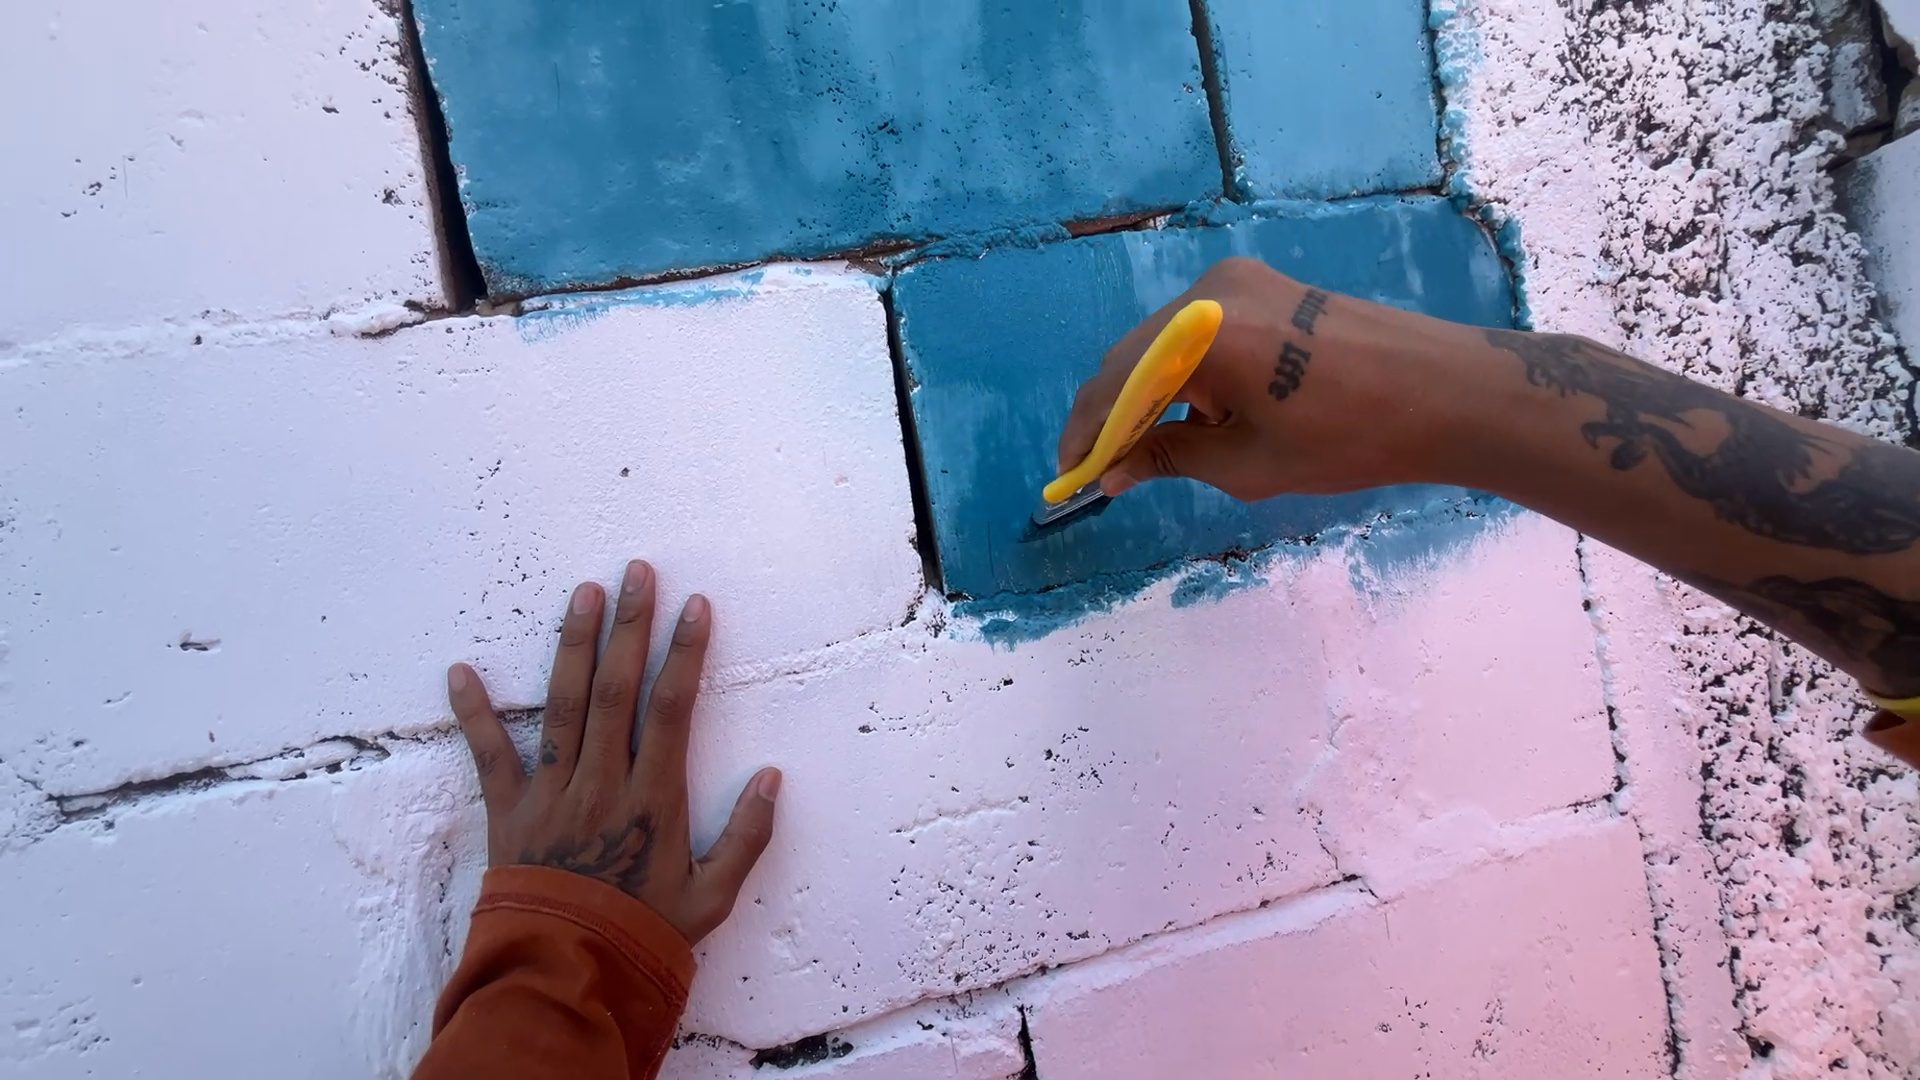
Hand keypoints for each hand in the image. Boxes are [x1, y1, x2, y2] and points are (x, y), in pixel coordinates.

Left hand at [446, 560, 780, 944]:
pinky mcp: (509, 813)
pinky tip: (459, 671)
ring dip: (572, 646)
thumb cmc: (642, 934)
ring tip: (581, 594)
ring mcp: (550, 794)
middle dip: (629, 627)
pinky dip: (473, 714)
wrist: (561, 981)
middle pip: (614, 690)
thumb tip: (772, 777)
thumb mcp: (712, 896)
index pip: (671, 708)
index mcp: (652, 798)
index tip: (694, 607)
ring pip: (561, 707)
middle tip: (635, 574)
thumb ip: (747, 837)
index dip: (685, 652)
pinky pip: (489, 756)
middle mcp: (601, 783)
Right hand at [1057, 256, 1472, 500]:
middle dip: (1110, 415)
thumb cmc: (1349, 439)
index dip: (1087, 434)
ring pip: (1158, 345)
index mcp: (1205, 332)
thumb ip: (1167, 458)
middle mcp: (1210, 289)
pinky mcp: (1259, 284)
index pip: (1116, 385)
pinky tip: (1186, 413)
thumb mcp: (1245, 463)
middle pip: (1130, 358)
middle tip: (1101, 464)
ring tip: (1142, 448)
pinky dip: (1176, 375)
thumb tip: (1112, 472)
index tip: (1071, 475)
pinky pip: (1192, 333)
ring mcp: (1236, 280)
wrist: (1450, 392)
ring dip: (1142, 396)